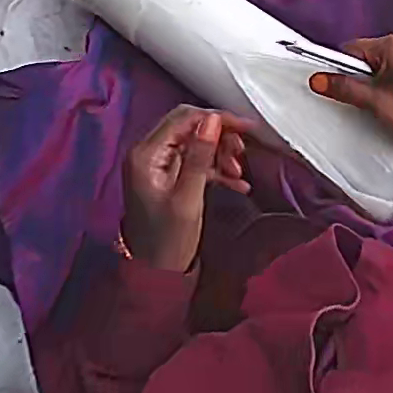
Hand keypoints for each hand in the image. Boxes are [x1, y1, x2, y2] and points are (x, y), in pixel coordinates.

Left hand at [121, 106, 252, 270]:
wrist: (155, 274)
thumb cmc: (169, 240)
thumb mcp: (189, 197)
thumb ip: (201, 156)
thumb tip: (213, 119)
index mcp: (146, 153)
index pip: (183, 118)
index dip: (216, 118)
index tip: (246, 127)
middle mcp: (147, 151)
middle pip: (189, 127)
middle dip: (219, 137)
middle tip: (241, 153)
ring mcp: (156, 163)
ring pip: (194, 142)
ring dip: (219, 153)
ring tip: (238, 173)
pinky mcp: (167, 175)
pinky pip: (194, 160)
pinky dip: (215, 167)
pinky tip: (236, 182)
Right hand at [308, 33, 392, 151]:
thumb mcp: (379, 105)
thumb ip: (346, 89)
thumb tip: (318, 80)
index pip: (351, 49)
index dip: (341, 70)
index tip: (342, 89)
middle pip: (370, 54)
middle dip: (366, 77)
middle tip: (373, 103)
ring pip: (389, 61)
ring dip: (384, 79)